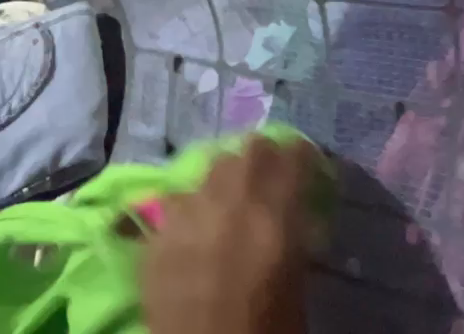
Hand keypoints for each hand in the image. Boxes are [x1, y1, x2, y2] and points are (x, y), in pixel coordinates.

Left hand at [140, 137, 321, 333]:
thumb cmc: (266, 333)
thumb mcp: (296, 280)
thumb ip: (294, 231)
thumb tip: (295, 202)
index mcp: (275, 219)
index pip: (293, 155)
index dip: (302, 155)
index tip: (306, 163)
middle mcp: (231, 205)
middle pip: (250, 148)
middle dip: (264, 157)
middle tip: (269, 175)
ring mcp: (189, 217)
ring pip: (212, 165)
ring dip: (227, 176)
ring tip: (230, 197)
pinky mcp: (157, 237)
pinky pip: (177, 200)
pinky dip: (191, 206)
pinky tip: (195, 225)